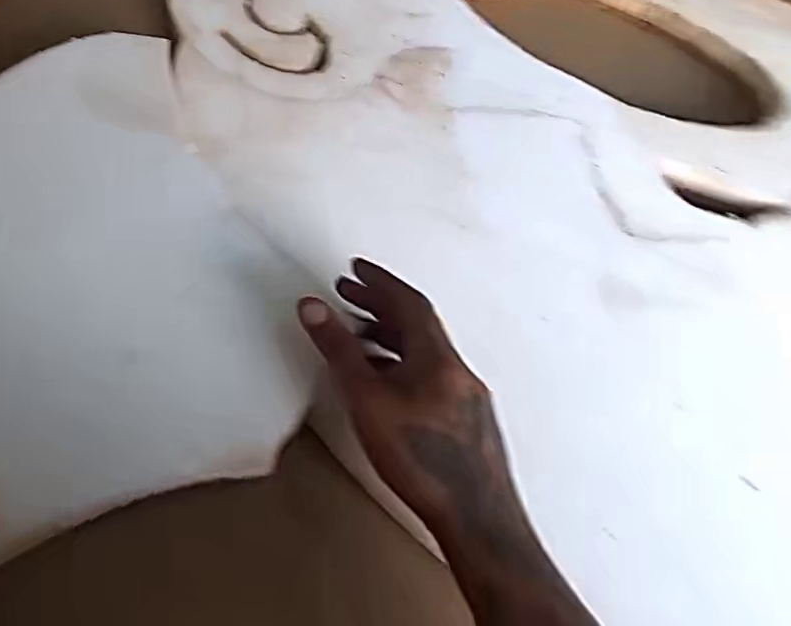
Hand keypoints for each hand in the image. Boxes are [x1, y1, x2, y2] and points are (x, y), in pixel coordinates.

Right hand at [298, 260, 596, 624]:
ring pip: (424, 350)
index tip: (358, 268)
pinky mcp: (464, 421)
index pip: (410, 304)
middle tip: (350, 291)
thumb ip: (337, 346)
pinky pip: (429, 372)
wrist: (476, 522)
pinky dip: (400, 358)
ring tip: (357, 330)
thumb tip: (313, 305)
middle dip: (380, 303)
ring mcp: (465, 399)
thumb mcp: (364, 394)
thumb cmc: (423, 459)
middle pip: (418, 325)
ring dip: (389, 331)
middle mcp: (457, 373)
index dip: (381, 281)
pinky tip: (381, 375)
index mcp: (438, 359)